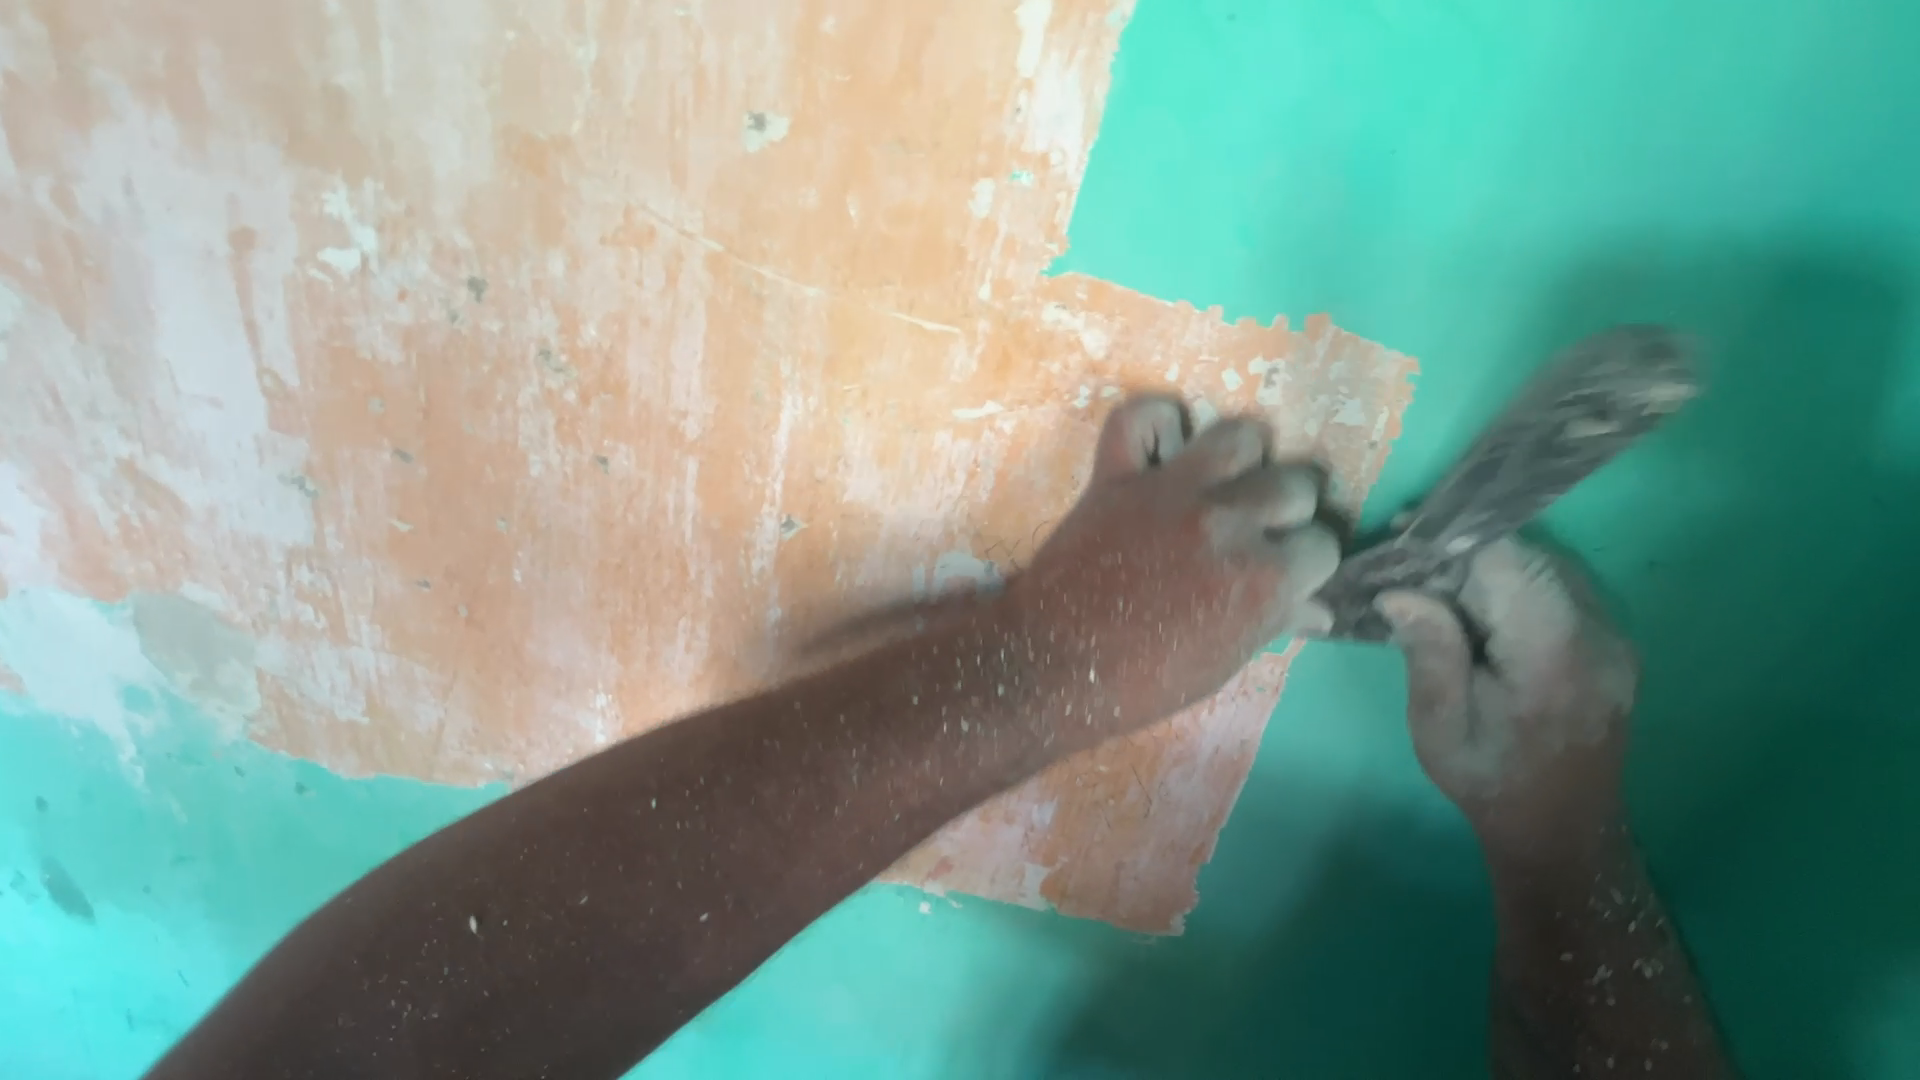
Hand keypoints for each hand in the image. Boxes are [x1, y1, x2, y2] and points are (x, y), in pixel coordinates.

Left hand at [1010, 397, 1338, 728]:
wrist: (1053, 663)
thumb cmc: (1143, 679)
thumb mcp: (1223, 662)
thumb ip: (1274, 621)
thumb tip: (1319, 608)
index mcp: (1264, 579)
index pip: (1322, 544)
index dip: (1304, 560)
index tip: (1282, 569)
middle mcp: (1228, 521)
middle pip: (1295, 484)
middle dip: (1286, 510)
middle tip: (1256, 530)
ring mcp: (1170, 491)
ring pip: (1238, 436)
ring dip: (1239, 460)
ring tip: (1220, 486)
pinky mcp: (1116, 475)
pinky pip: (1140, 416)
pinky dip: (1153, 424)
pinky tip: (1161, 452)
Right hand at [1375, 538, 1637, 851]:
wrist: (1560, 826)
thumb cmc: (1487, 777)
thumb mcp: (1438, 723)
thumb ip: (1428, 651)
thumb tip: (1400, 590)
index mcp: (1552, 655)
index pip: (1510, 562)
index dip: (1454, 539)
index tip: (1401, 537)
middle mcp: (1597, 635)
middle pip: (1527, 557)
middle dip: (1462, 552)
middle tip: (1406, 568)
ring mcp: (1611, 636)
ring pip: (1542, 565)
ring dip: (1484, 566)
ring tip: (1432, 586)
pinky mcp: (1606, 640)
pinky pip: (1554, 587)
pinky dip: (1507, 584)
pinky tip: (1472, 609)